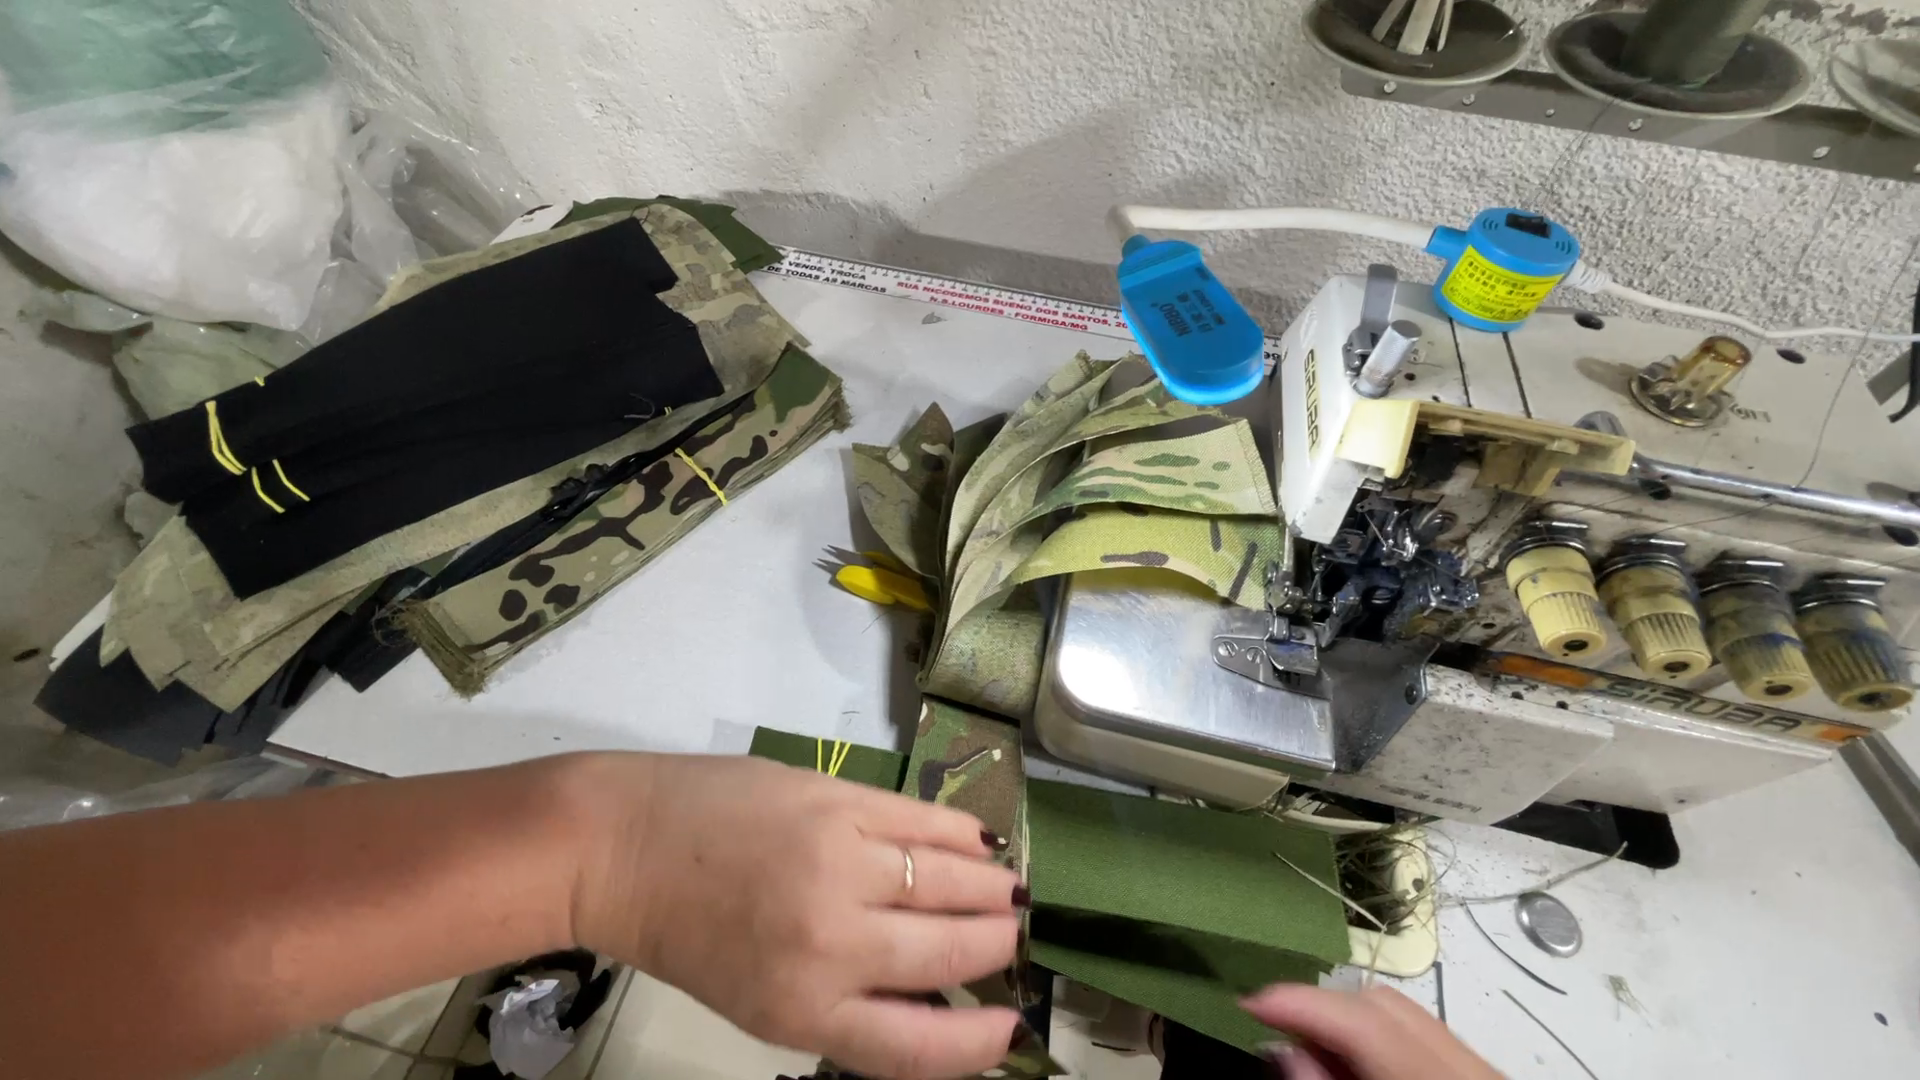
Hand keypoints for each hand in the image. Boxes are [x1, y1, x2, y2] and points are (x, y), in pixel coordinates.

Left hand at [567, 753, 1024, 1079]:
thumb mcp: (759, 996)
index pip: (919, 1043)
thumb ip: (841, 996)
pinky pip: (921, 819)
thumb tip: (924, 984)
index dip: (979, 1041)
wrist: (627, 844)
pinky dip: (961, 831)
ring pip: (947, 878)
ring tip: (1011, 891)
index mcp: (805, 1010)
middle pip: (948, 951)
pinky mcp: (839, 799)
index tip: (1012, 1022)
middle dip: (995, 946)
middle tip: (1014, 935)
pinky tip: (981, 839)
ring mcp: (841, 860)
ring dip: (991, 887)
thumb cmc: (687, 931)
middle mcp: (834, 940)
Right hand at [1243, 984, 1500, 1079]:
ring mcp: (1490, 1077)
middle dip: (1324, 1011)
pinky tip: (1357, 1071)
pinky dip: (1381, 1045)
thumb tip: (1287, 1051)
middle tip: (1279, 1037)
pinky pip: (1427, 1038)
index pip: (1367, 1025)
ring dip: (1350, 1025)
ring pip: (1406, 1017)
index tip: (1249, 1005)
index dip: (1302, 1004)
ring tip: (1315, 1056)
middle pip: (1386, 1007)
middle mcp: (1478, 1075)